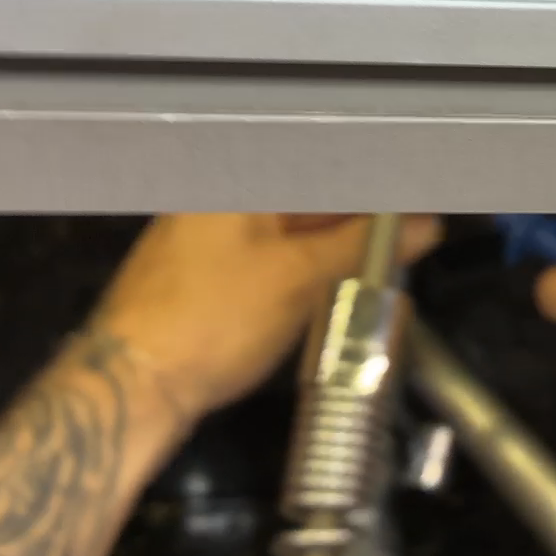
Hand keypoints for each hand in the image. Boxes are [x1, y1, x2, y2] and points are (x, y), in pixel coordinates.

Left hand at [89, 214, 440, 413]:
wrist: (129, 388)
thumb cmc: (216, 317)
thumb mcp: (299, 277)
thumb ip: (362, 246)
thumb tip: (425, 225)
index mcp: (239, 184)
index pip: (324, 167)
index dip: (375, 186)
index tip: (417, 199)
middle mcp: (223, 200)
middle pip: (309, 195)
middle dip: (361, 215)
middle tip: (414, 231)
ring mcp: (211, 238)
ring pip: (293, 228)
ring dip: (339, 241)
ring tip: (390, 254)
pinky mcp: (208, 274)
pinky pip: (273, 254)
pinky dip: (309, 263)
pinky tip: (340, 278)